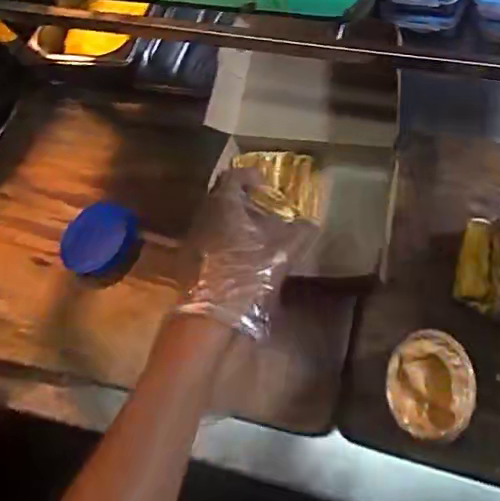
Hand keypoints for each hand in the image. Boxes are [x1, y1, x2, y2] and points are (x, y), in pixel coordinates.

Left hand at [172, 167, 319, 340]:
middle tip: (264, 207)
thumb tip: (311, 222)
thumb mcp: (281, 254)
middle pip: (221, 197)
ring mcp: (193, 240)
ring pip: (214, 219)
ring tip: (256, 233)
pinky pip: (209, 239)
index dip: (250, 176)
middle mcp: (204, 216)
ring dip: (233, 221)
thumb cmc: (245, 277)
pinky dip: (224, 240)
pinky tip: (240, 256)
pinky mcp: (188, 263)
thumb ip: (298, 233)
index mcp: (224, 206)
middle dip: (242, 199)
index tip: (266, 185)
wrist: (207, 324)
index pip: (233, 177)